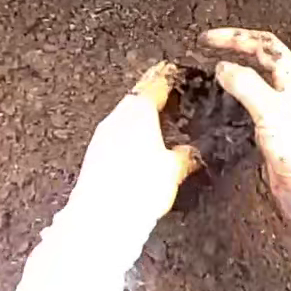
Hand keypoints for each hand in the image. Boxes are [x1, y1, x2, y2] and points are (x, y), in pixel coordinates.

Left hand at [65, 62, 201, 226]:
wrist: (100, 219)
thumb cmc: (137, 188)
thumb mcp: (173, 169)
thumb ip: (186, 155)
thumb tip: (193, 150)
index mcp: (138, 109)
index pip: (156, 81)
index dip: (169, 75)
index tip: (177, 70)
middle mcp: (118, 116)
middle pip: (140, 97)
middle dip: (157, 95)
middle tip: (175, 95)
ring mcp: (104, 135)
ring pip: (128, 116)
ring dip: (145, 116)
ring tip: (164, 122)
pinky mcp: (97, 154)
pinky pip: (119, 134)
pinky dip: (134, 133)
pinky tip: (144, 147)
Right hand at [199, 28, 290, 232]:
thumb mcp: (271, 109)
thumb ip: (246, 84)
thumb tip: (224, 67)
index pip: (263, 44)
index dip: (235, 37)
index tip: (208, 39)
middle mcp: (290, 91)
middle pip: (261, 59)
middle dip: (235, 50)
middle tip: (209, 49)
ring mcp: (285, 112)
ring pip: (258, 83)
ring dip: (236, 75)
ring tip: (214, 75)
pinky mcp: (278, 134)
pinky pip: (254, 109)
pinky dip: (238, 101)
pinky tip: (227, 108)